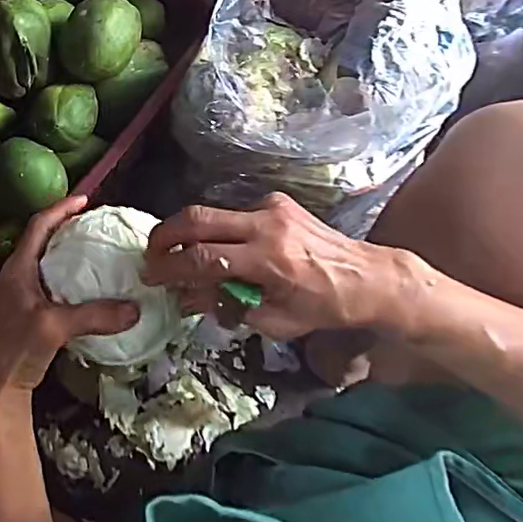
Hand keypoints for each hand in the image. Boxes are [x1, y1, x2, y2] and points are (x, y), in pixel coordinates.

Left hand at [0, 195, 139, 394]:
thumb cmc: (18, 348)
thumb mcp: (55, 327)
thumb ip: (95, 315)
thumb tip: (135, 308)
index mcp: (18, 268)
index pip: (38, 226)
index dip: (61, 209)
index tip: (85, 199)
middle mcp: (17, 274)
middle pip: (42, 238)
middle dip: (67, 226)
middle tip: (95, 222)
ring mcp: (21, 292)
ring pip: (47, 260)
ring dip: (68, 249)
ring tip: (95, 246)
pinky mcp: (29, 309)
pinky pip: (53, 280)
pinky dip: (70, 273)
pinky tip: (90, 282)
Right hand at [141, 192, 421, 340]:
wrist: (371, 277)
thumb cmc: (326, 307)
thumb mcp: (275, 321)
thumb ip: (227, 305)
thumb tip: (186, 297)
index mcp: (269, 259)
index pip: (203, 258)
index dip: (171, 268)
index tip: (151, 277)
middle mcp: (266, 224)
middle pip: (197, 219)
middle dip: (165, 235)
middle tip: (151, 254)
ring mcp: (271, 207)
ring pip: (211, 212)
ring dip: (188, 231)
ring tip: (177, 252)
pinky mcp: (277, 200)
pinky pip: (234, 213)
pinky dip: (219, 230)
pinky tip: (222, 247)